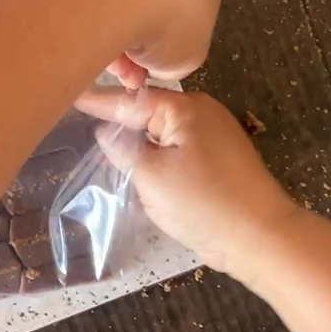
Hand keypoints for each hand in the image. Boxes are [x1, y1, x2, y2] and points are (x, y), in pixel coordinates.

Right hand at [75, 86, 300, 278]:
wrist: (259, 236)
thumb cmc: (203, 203)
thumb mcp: (151, 176)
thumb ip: (123, 149)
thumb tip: (106, 131)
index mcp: (184, 108)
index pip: (131, 99)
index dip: (99, 101)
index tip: (71, 95)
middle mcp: (201, 112)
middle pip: (148, 112)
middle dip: (119, 119)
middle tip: (81, 119)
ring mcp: (213, 134)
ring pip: (162, 132)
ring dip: (139, 141)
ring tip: (104, 144)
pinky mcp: (219, 158)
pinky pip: (177, 148)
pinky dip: (157, 155)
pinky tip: (141, 167)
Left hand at [101, 0, 225, 82]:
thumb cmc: (171, 23)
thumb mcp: (190, 57)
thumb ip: (180, 55)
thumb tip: (156, 57)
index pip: (195, 8)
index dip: (176, 43)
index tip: (157, 64)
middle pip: (158, 0)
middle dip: (142, 40)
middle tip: (129, 69)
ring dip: (118, 30)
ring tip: (110, 59)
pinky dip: (97, 12)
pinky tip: (93, 33)